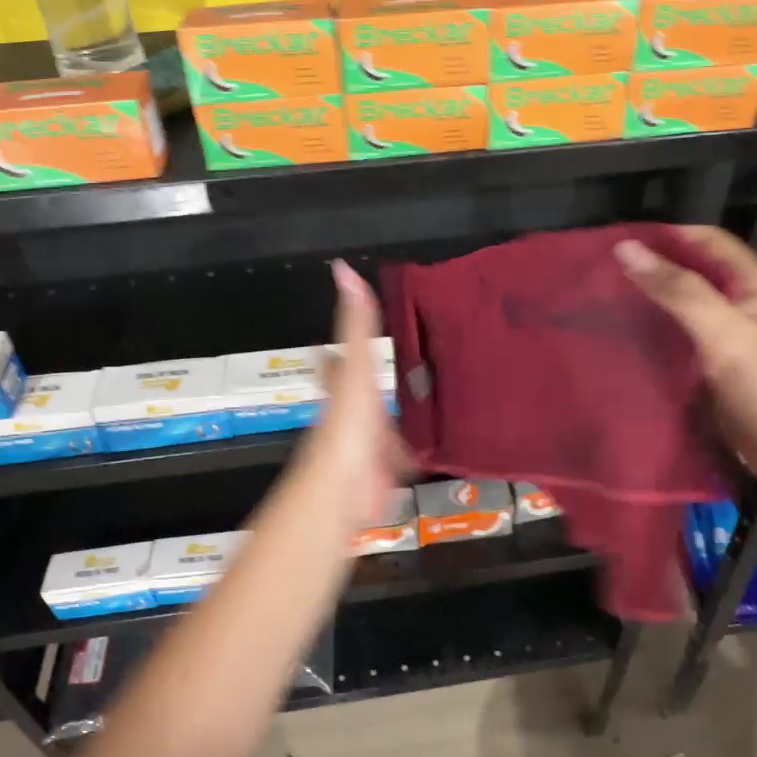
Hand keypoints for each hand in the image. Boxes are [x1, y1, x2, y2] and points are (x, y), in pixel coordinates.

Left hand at [303, 260, 405, 531]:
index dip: (339, 349)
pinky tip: (419, 455)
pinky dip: (405, 459)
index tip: (338, 338)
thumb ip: (355, 323)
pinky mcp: (379, 475)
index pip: (337, 361)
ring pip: (378, 429)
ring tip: (409, 413)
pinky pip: (395, 461)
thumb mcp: (356, 366)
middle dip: (367, 389)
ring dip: (390, 424)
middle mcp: (349, 416)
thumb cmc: (349, 423)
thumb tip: (342, 269)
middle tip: (382, 375)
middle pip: (359, 398)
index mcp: (343, 388)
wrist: (344, 488)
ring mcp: (362, 447)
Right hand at [614, 227, 756, 491]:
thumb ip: (679, 291)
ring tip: (605, 301)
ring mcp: (737, 339)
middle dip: (653, 268)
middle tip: (601, 273)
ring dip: (653, 301)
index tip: (617, 242)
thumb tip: (626, 248)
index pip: (708, 240)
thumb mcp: (726, 335)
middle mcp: (748, 305)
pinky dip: (659, 333)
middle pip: (696, 271)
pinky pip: (686, 340)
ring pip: (688, 306)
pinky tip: (628, 339)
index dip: (666, 235)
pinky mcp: (723, 369)